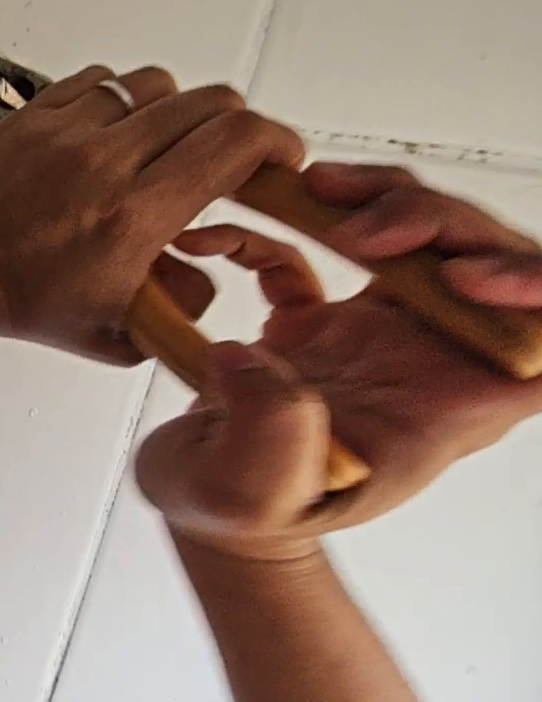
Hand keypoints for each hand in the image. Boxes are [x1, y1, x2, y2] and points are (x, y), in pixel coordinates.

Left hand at [0, 65, 302, 361]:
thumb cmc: (24, 307)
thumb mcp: (124, 332)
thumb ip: (189, 297)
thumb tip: (213, 250)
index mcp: (132, 215)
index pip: (237, 140)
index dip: (277, 143)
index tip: (276, 162)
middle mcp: (97, 165)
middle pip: (206, 103)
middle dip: (232, 127)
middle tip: (220, 156)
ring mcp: (54, 136)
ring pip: (150, 84)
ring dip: (170, 110)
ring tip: (157, 145)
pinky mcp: (21, 123)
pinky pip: (91, 82)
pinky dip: (114, 98)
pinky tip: (107, 131)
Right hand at [137, 164, 541, 558]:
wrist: (194, 495)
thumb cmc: (231, 509)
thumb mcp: (248, 490)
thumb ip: (272, 432)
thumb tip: (253, 356)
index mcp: (443, 406)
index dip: (538, 289)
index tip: (462, 275)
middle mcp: (421, 363)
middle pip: (486, 266)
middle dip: (439, 224)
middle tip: (356, 230)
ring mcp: (364, 338)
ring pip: (415, 244)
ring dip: (375, 204)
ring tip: (305, 192)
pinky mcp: (304, 324)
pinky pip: (304, 255)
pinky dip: (264, 231)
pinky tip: (211, 241)